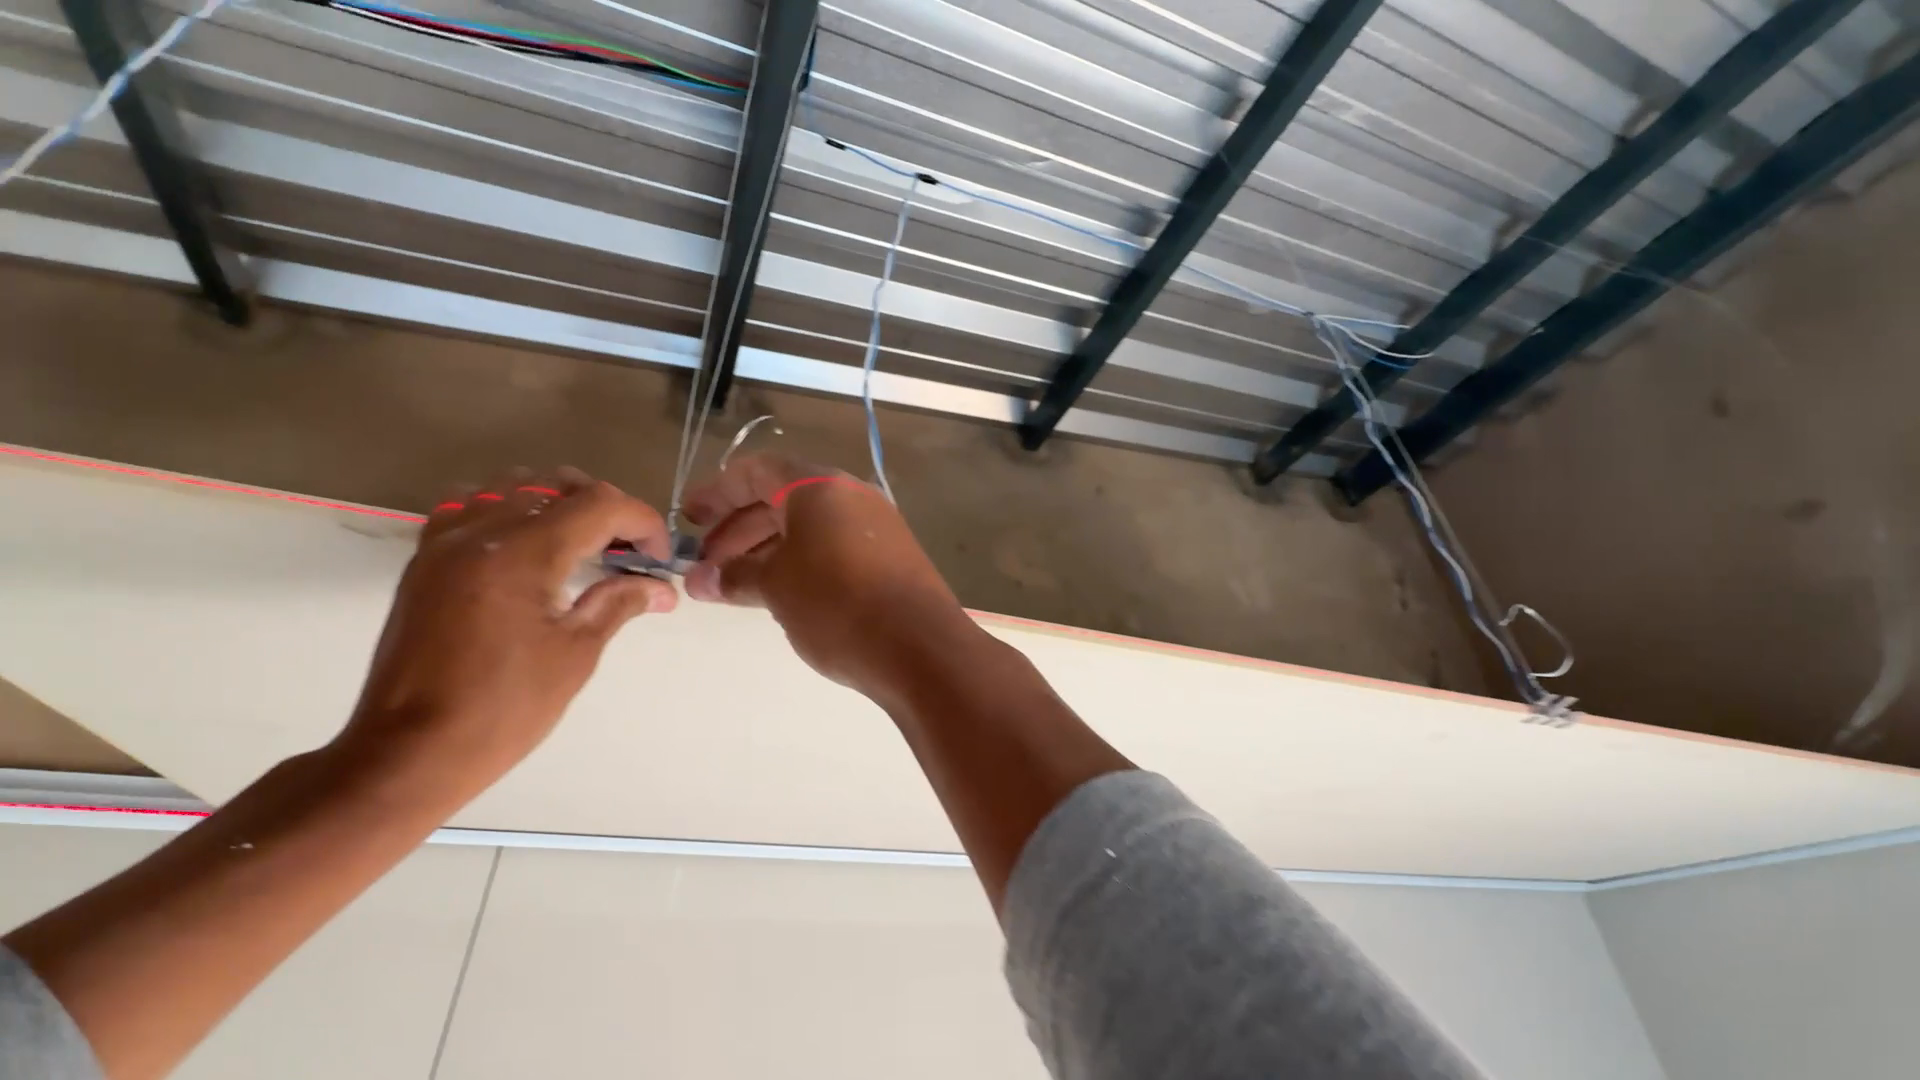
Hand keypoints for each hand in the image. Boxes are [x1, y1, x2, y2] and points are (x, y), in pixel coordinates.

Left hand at [341, 467, 677, 789]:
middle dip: (604, 511)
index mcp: (522, 553)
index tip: (658, 559)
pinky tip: (524, 551)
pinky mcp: (424, 561)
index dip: (641, 522)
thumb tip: (661, 588)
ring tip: (580, 547)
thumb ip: (618, 603)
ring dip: (557, 505)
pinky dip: (508, 514)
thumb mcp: (575, 654)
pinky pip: (470, 508)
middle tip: (626, 555)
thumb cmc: (504, 709)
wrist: (409, 752)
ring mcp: (445, 543)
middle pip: (557, 485)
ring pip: (512, 488)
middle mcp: (480, 532)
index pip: (599, 504)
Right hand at [682, 454, 970, 696]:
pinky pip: (832, 550)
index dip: (717, 492)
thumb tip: (702, 579)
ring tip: (733, 587)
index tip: (688, 520)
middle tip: (707, 566)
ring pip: (808, 529)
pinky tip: (780, 596)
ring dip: (766, 552)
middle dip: (737, 530)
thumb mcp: (776, 587)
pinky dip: (799, 564)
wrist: (922, 650)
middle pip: (782, 499)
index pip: (757, 471)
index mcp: (820, 487)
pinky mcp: (891, 560)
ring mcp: (876, 528)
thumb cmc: (838, 604)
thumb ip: (735, 576)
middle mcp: (851, 496)